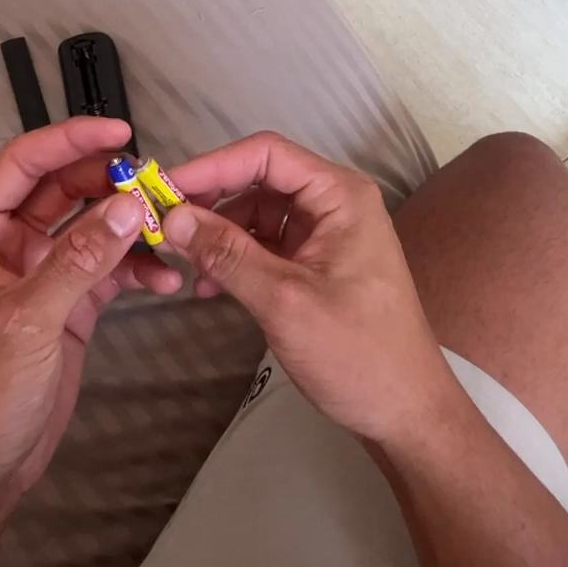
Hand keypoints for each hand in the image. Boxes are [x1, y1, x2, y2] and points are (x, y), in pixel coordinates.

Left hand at [0, 118, 185, 566]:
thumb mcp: (25, 322)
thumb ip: (78, 260)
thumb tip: (126, 206)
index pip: (23, 165)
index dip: (70, 140)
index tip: (119, 132)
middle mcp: (7, 247)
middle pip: (64, 189)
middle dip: (111, 184)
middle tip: (154, 185)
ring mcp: (40, 274)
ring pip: (92, 226)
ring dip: (130, 225)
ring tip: (166, 232)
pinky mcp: (68, 303)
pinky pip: (108, 266)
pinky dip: (137, 266)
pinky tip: (162, 279)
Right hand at [162, 132, 460, 447]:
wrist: (405, 411)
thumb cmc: (356, 352)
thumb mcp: (284, 301)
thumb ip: (227, 254)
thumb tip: (172, 218)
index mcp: (339, 194)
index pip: (266, 154)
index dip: (212, 165)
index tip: (162, 189)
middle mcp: (333, 201)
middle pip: (259, 179)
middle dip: (211, 202)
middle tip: (164, 227)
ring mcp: (325, 232)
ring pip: (257, 213)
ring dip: (219, 235)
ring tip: (188, 269)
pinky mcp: (315, 261)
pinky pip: (265, 243)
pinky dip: (235, 258)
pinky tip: (210, 286)